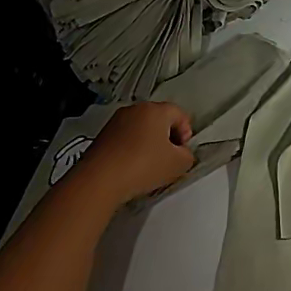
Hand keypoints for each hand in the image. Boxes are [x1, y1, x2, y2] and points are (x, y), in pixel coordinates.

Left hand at [73, 102, 195, 205]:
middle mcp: (134, 111)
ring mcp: (116, 122)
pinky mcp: (103, 136)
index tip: (183, 149)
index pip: (180, 115)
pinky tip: (134, 169)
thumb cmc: (138, 166)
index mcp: (155, 110)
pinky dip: (132, 151)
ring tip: (150, 167)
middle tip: (170, 158)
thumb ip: (188, 154)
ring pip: (141, 130)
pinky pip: (125, 140)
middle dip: (167, 139)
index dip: (186, 134)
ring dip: (149, 145)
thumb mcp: (180, 163)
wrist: (101, 180)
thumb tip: (183, 154)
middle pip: (160, 120)